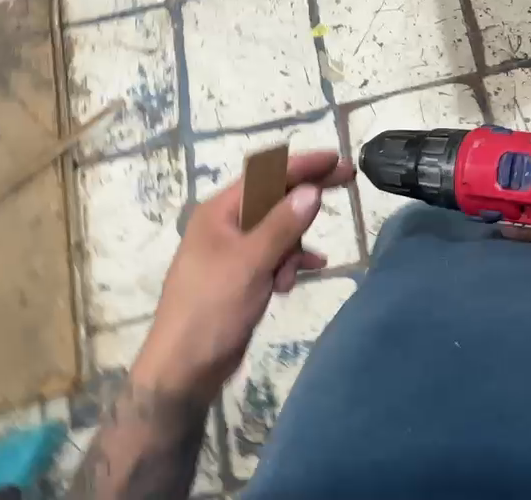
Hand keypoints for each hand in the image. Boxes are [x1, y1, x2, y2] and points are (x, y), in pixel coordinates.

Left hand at [131, 151, 355, 404]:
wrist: (183, 370)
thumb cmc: (211, 309)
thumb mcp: (251, 263)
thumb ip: (283, 224)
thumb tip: (312, 190)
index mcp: (219, 212)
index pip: (267, 174)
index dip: (303, 164)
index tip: (337, 159)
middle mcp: (226, 224)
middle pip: (275, 197)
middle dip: (306, 198)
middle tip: (347, 181)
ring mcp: (234, 251)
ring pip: (278, 229)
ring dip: (293, 246)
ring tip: (291, 274)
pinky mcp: (242, 276)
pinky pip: (275, 255)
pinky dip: (291, 262)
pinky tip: (309, 271)